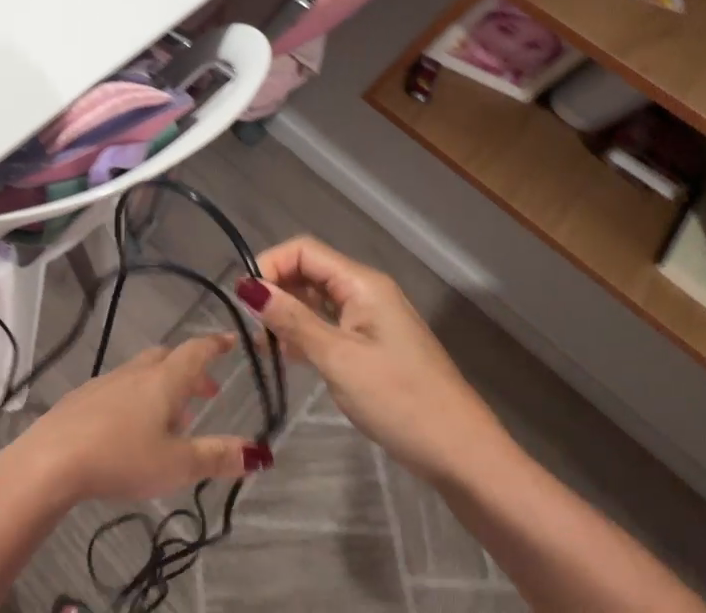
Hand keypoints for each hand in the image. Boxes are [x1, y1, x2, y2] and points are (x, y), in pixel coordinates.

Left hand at [14, 334, 273, 503]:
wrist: (52, 458)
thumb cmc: (122, 457)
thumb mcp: (178, 464)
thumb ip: (217, 456)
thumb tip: (259, 452)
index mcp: (162, 381)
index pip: (195, 352)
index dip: (215, 345)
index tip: (232, 340)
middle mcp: (133, 373)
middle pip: (166, 359)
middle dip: (190, 371)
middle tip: (207, 392)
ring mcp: (103, 383)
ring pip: (141, 374)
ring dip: (163, 388)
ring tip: (175, 419)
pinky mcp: (81, 399)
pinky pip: (119, 389)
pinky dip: (137, 400)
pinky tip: (133, 429)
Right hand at [235, 237, 507, 483]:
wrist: (461, 454)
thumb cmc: (399, 400)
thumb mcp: (337, 358)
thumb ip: (291, 319)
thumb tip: (247, 288)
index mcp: (362, 284)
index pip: (303, 251)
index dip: (269, 265)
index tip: (244, 300)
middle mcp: (366, 293)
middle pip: (308, 271)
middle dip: (274, 289)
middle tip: (248, 323)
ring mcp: (370, 320)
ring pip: (315, 300)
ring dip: (285, 313)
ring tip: (260, 343)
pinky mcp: (371, 346)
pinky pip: (327, 324)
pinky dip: (302, 333)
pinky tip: (283, 354)